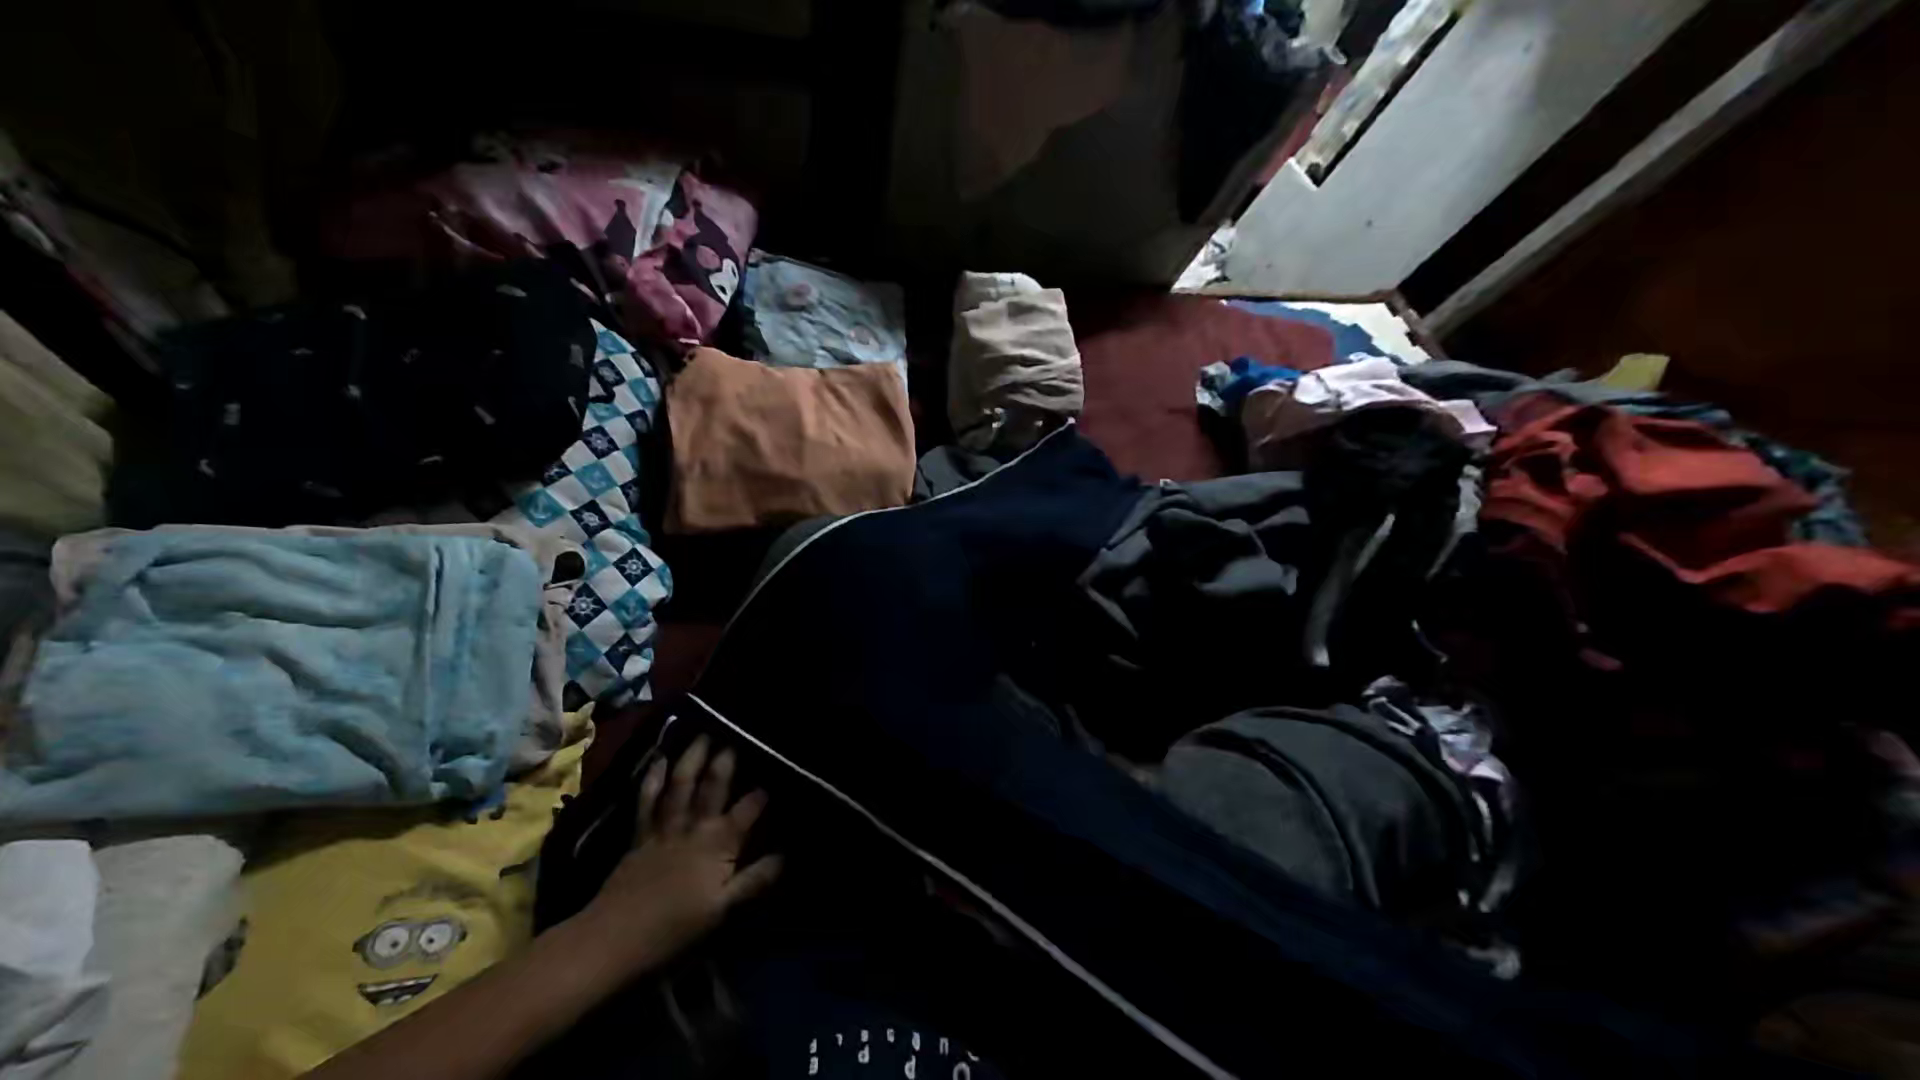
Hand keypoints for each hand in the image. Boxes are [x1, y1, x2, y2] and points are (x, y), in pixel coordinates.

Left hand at [577, 734, 782, 973]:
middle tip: (735, 736)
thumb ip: (754, 880)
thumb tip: (786, 855)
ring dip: (691, 759)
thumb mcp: (723, 909)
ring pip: (680, 787)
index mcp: (718, 845)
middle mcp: (693, 828)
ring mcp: (664, 829)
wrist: (613, 938)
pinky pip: (648, 801)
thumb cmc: (674, 928)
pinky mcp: (640, 836)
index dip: (762, 794)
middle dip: (725, 762)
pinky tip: (659, 760)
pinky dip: (653, 779)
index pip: (748, 811)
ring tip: (701, 735)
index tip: (775, 776)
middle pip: (712, 788)